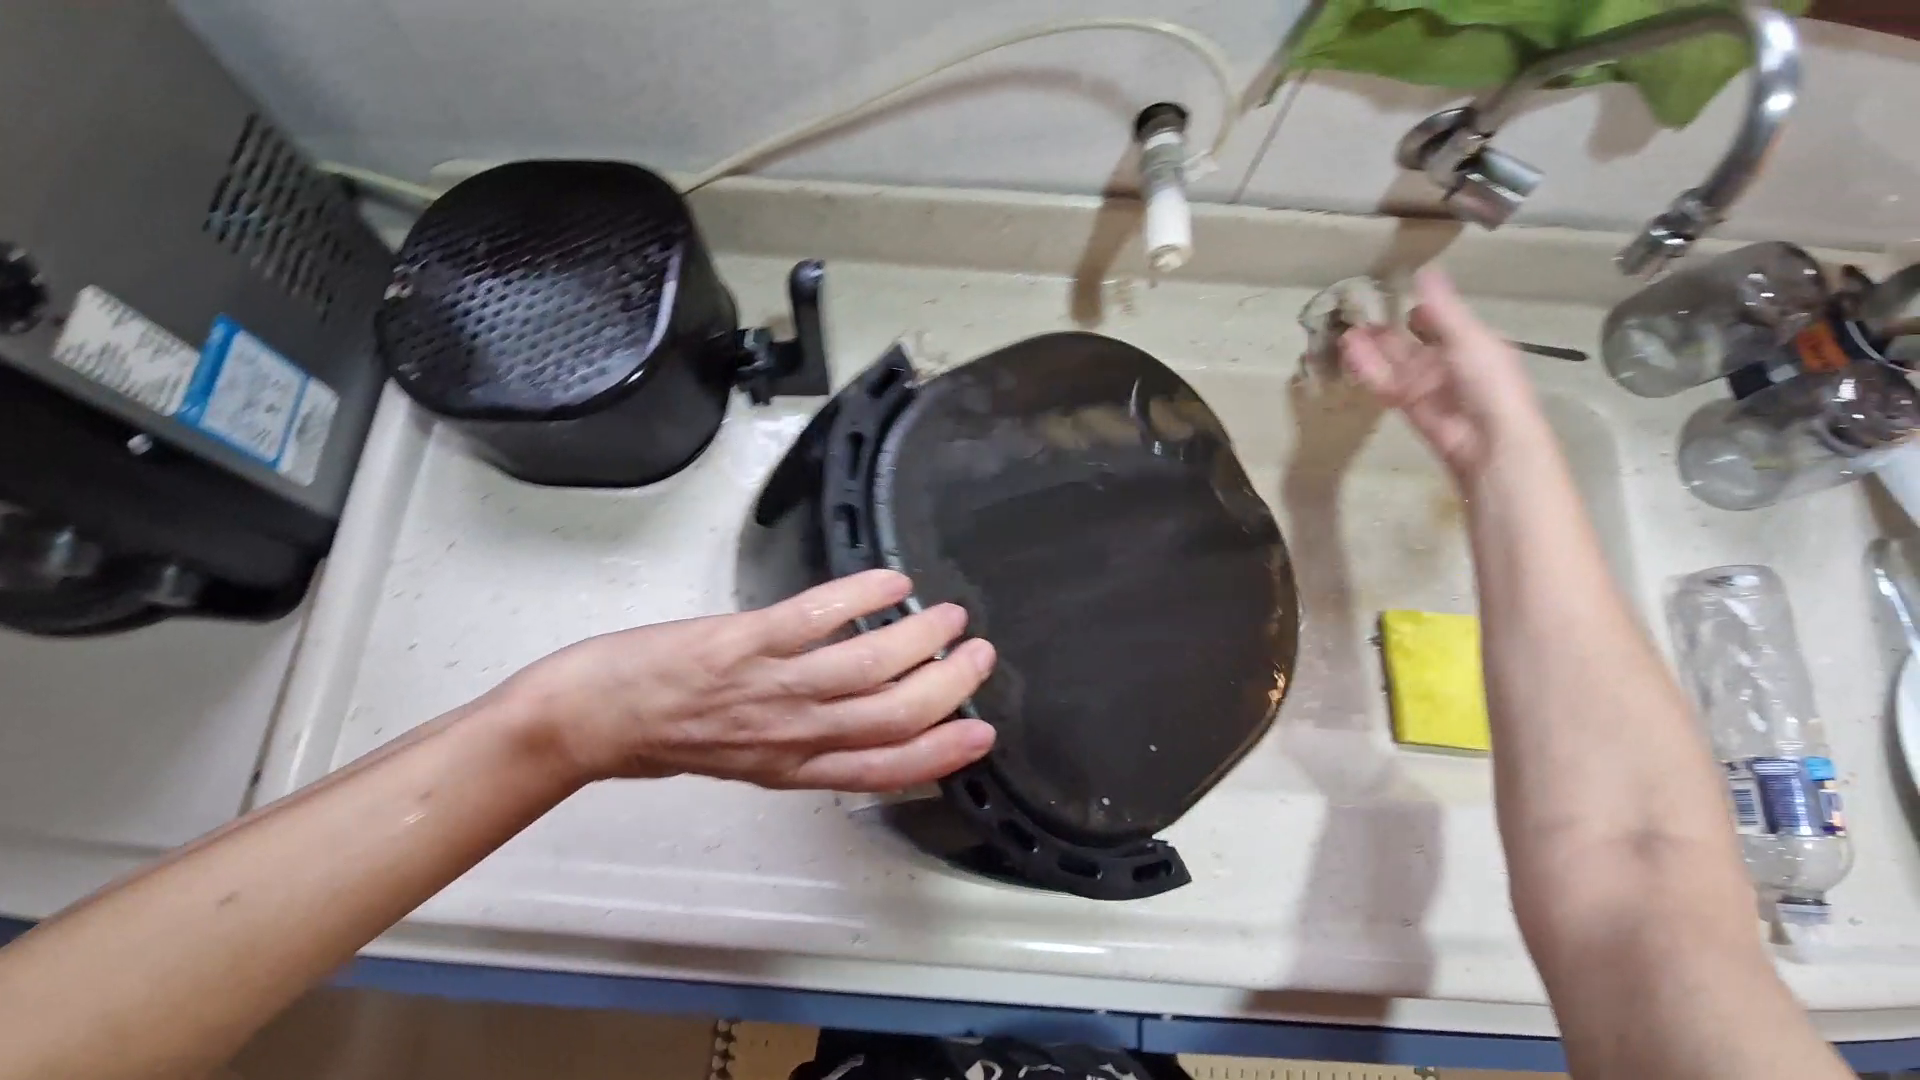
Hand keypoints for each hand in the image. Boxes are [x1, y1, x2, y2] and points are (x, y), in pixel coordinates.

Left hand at [503, 570, 996, 791]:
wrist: (590, 718)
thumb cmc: (664, 740)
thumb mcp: (743, 760)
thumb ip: (800, 745)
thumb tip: (854, 716)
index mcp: (793, 768)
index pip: (883, 769)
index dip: (940, 753)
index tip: (982, 731)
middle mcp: (792, 734)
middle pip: (891, 717)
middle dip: (946, 687)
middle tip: (980, 655)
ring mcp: (770, 686)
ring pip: (866, 668)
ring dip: (919, 638)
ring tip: (950, 614)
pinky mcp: (744, 642)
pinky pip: (817, 618)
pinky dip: (863, 597)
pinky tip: (894, 581)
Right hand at [1339, 269, 1542, 483]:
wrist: (1487, 440)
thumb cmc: (1488, 382)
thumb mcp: (1468, 338)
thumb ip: (1443, 308)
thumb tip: (1423, 270)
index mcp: (1469, 342)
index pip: (1437, 320)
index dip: (1414, 307)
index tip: (1387, 292)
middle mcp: (1446, 361)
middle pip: (1408, 342)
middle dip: (1384, 330)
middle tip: (1356, 314)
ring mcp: (1425, 385)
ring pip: (1392, 363)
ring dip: (1370, 349)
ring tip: (1347, 333)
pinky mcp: (1406, 405)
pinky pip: (1385, 384)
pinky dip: (1368, 370)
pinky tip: (1351, 354)